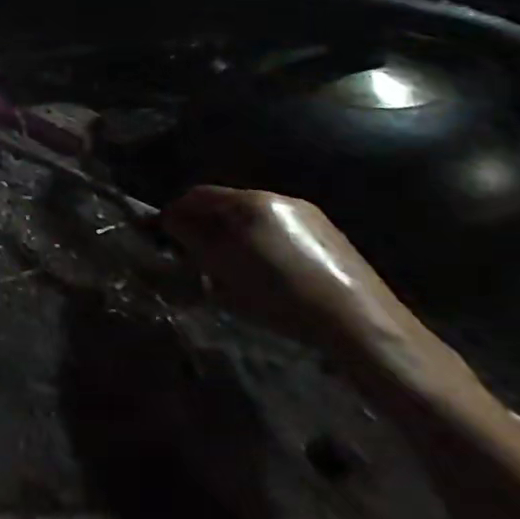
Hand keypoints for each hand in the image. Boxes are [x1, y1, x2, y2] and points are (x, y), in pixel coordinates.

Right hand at [161, 186, 448, 372]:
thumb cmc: (278, 293)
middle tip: (193, 259)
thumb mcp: (221, 267)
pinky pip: (278, 236)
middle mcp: (279, 199)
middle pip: (226, 206)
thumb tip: (170, 220)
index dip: (175, 213)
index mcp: (251, 201)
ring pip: (253, 221)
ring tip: (229, 273)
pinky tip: (266, 280)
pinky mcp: (328, 241)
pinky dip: (260, 249)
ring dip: (232, 240)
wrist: (357, 323)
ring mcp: (308, 218)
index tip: (162, 237)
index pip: (198, 195)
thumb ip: (190, 237)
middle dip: (204, 227)